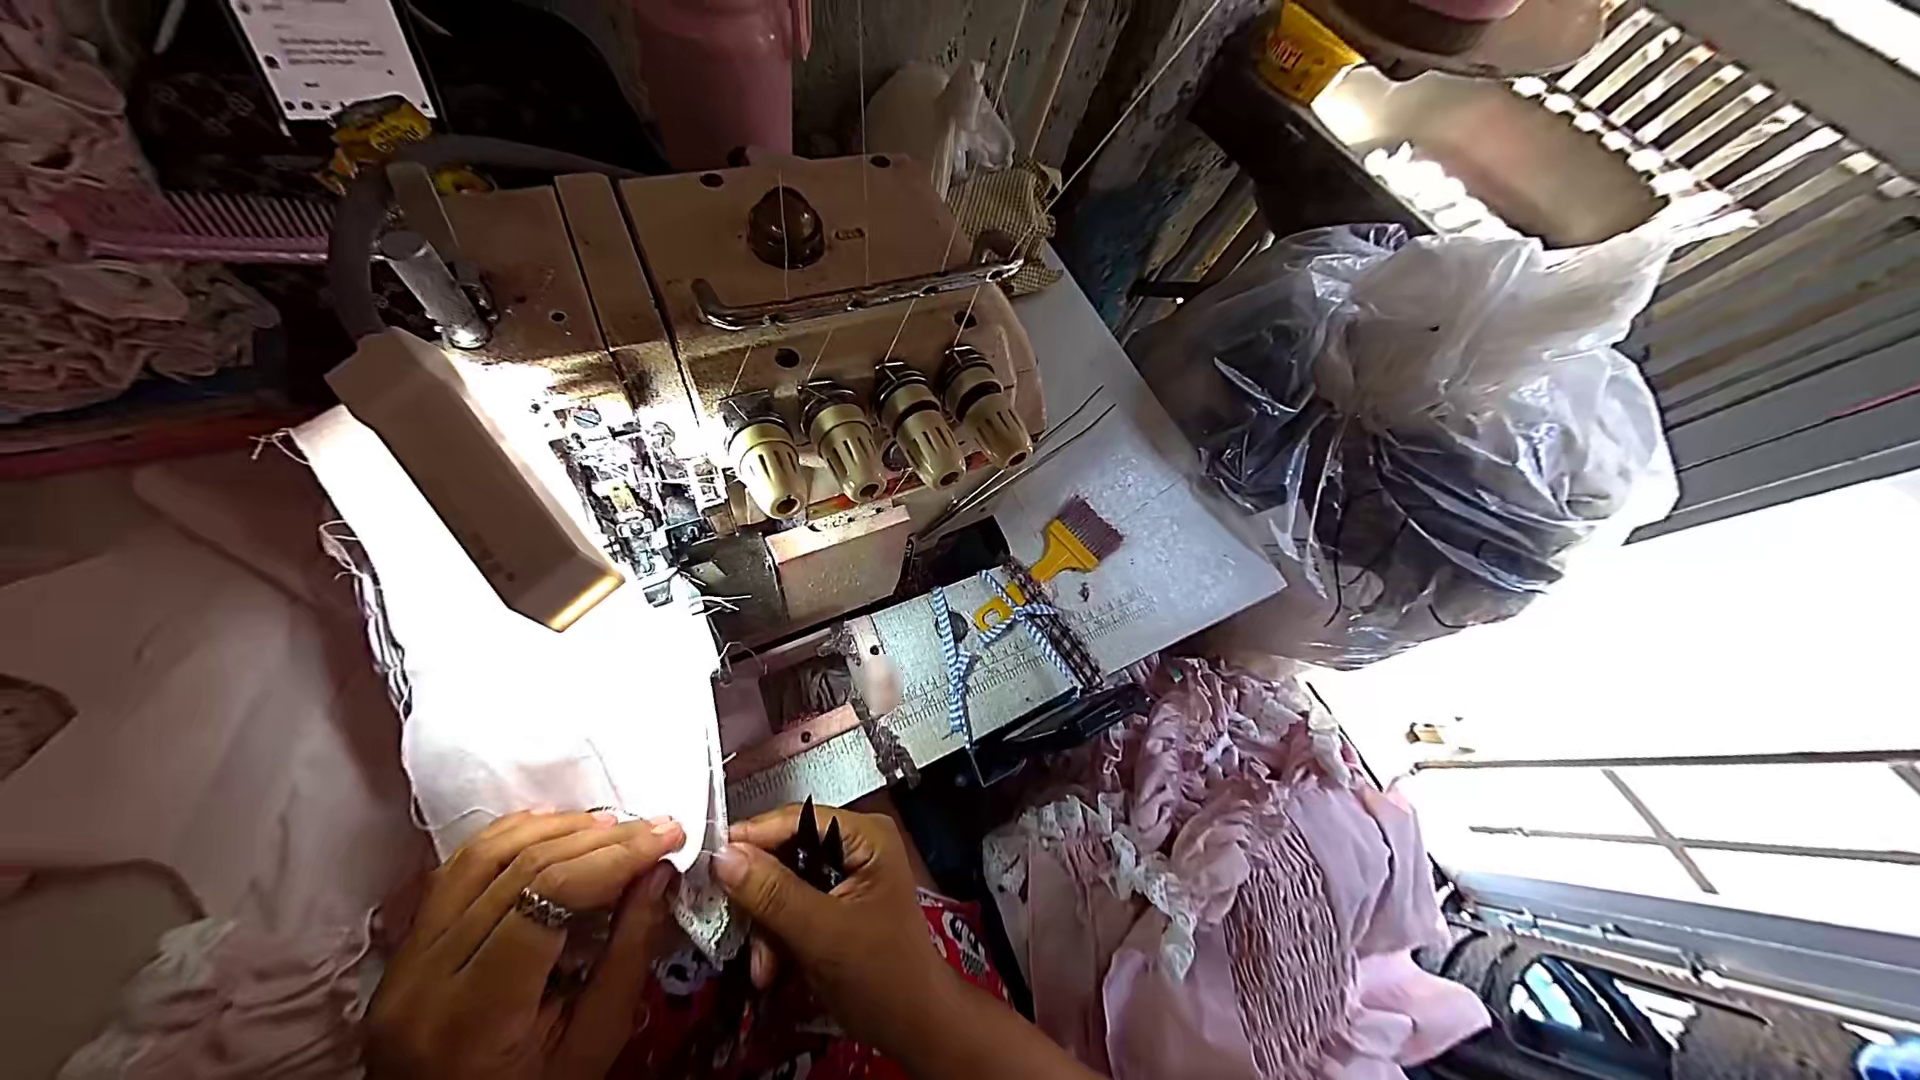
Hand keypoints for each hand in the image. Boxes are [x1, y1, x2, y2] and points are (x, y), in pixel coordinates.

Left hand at [366, 809, 685, 1079]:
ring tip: (614, 824)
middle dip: (603, 838)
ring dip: (559, 828)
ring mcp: (405, 961)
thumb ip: (629, 952)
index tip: (668, 836)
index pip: (549, 896)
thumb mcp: (594, 1041)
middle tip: (655, 828)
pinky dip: (511, 833)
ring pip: (486, 855)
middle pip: (522, 870)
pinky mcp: (406, 949)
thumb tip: (659, 872)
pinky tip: (553, 822)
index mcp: (471, 1016)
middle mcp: (422, 981)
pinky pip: (457, 868)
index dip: (617, 855)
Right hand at [711, 804, 947, 1049]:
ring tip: (764, 965)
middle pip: (786, 850)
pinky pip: (790, 903)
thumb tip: (724, 856)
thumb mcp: (822, 933)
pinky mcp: (834, 899)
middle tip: (737, 925)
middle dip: (761, 896)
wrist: (912, 1024)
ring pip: (782, 881)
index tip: (711, 859)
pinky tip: (773, 967)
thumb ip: (773, 894)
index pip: (798, 818)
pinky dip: (776, 934)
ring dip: (766, 924)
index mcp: (866, 834)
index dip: (754, 836)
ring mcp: (845, 871)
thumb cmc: (882, 974)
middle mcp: (855, 843)